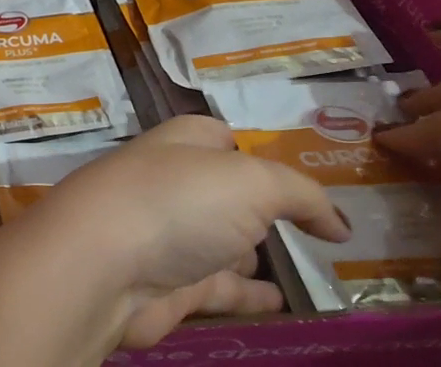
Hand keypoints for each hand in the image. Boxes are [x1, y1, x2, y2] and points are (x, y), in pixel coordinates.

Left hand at [42, 115, 350, 346]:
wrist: (102, 265)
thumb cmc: (173, 202)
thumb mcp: (250, 181)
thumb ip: (300, 195)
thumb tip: (338, 223)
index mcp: (180, 145)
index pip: (219, 136)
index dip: (255, 147)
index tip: (299, 169)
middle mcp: (172, 184)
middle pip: (222, 190)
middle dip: (258, 203)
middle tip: (313, 223)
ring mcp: (169, 236)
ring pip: (221, 241)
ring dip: (252, 250)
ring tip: (307, 266)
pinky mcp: (170, 285)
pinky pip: (221, 288)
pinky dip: (249, 294)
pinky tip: (282, 305)